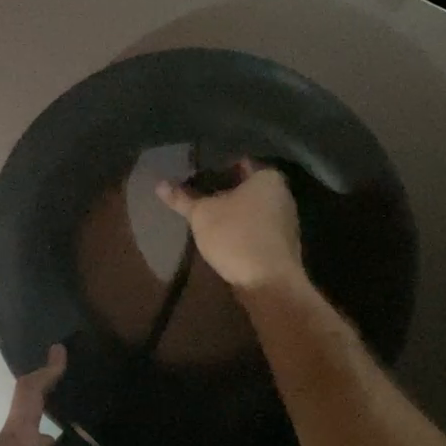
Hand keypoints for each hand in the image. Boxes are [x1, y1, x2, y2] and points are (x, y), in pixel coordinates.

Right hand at [156, 159, 304, 292]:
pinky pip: (258, 229)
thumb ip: (182, 198)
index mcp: (268, 177)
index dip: (214, 168)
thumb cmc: (236, 236)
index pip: (238, 163)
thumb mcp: (202, 215)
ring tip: (206, 219)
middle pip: (246, 187)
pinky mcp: (283, 244)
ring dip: (232, 213)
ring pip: (252, 209)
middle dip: (222, 192)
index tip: (194, 177)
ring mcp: (286, 220)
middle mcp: (282, 193)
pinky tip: (224, 239)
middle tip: (196, 197)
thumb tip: (159, 184)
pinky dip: (242, 230)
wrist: (269, 283)